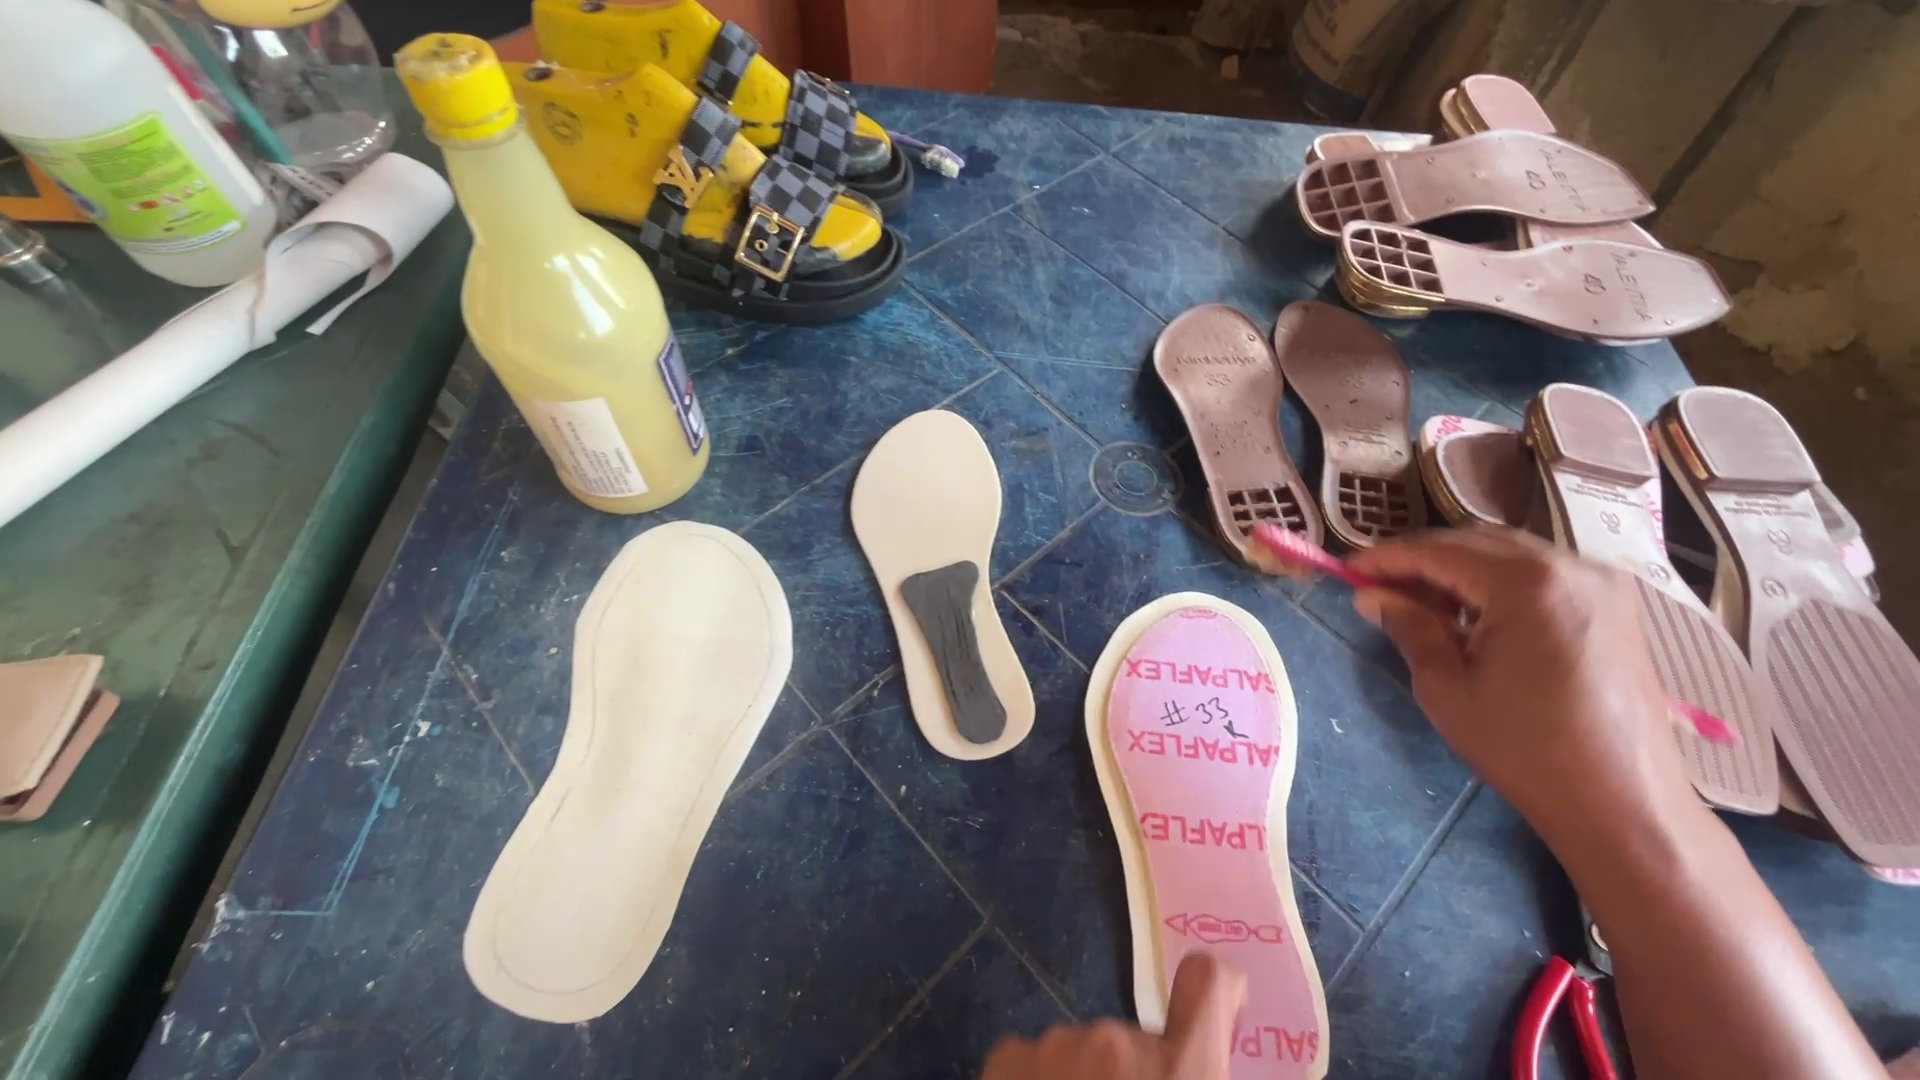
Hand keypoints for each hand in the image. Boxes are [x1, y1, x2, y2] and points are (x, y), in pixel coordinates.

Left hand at [981, 953, 1245, 1079]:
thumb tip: (1190, 1077)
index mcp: (1182, 1070)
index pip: (1209, 984)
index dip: (1219, 991)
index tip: (1218, 1011)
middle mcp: (1120, 1040)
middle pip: (1138, 1045)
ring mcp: (1060, 1043)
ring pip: (1085, 1056)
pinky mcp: (1009, 1056)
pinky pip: (1038, 1062)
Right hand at [1346, 527, 1695, 847]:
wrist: (1625, 803)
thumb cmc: (1524, 747)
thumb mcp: (1445, 687)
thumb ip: (1408, 627)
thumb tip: (1371, 596)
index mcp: (1527, 582)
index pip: (1438, 551)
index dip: (1385, 558)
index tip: (1346, 572)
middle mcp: (1571, 565)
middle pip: (1476, 542)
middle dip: (1422, 560)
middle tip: (1378, 588)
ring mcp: (1602, 583)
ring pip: (1509, 554)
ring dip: (1459, 569)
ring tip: (1420, 603)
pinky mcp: (1617, 606)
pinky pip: (1541, 574)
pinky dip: (1498, 582)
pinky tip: (1474, 615)